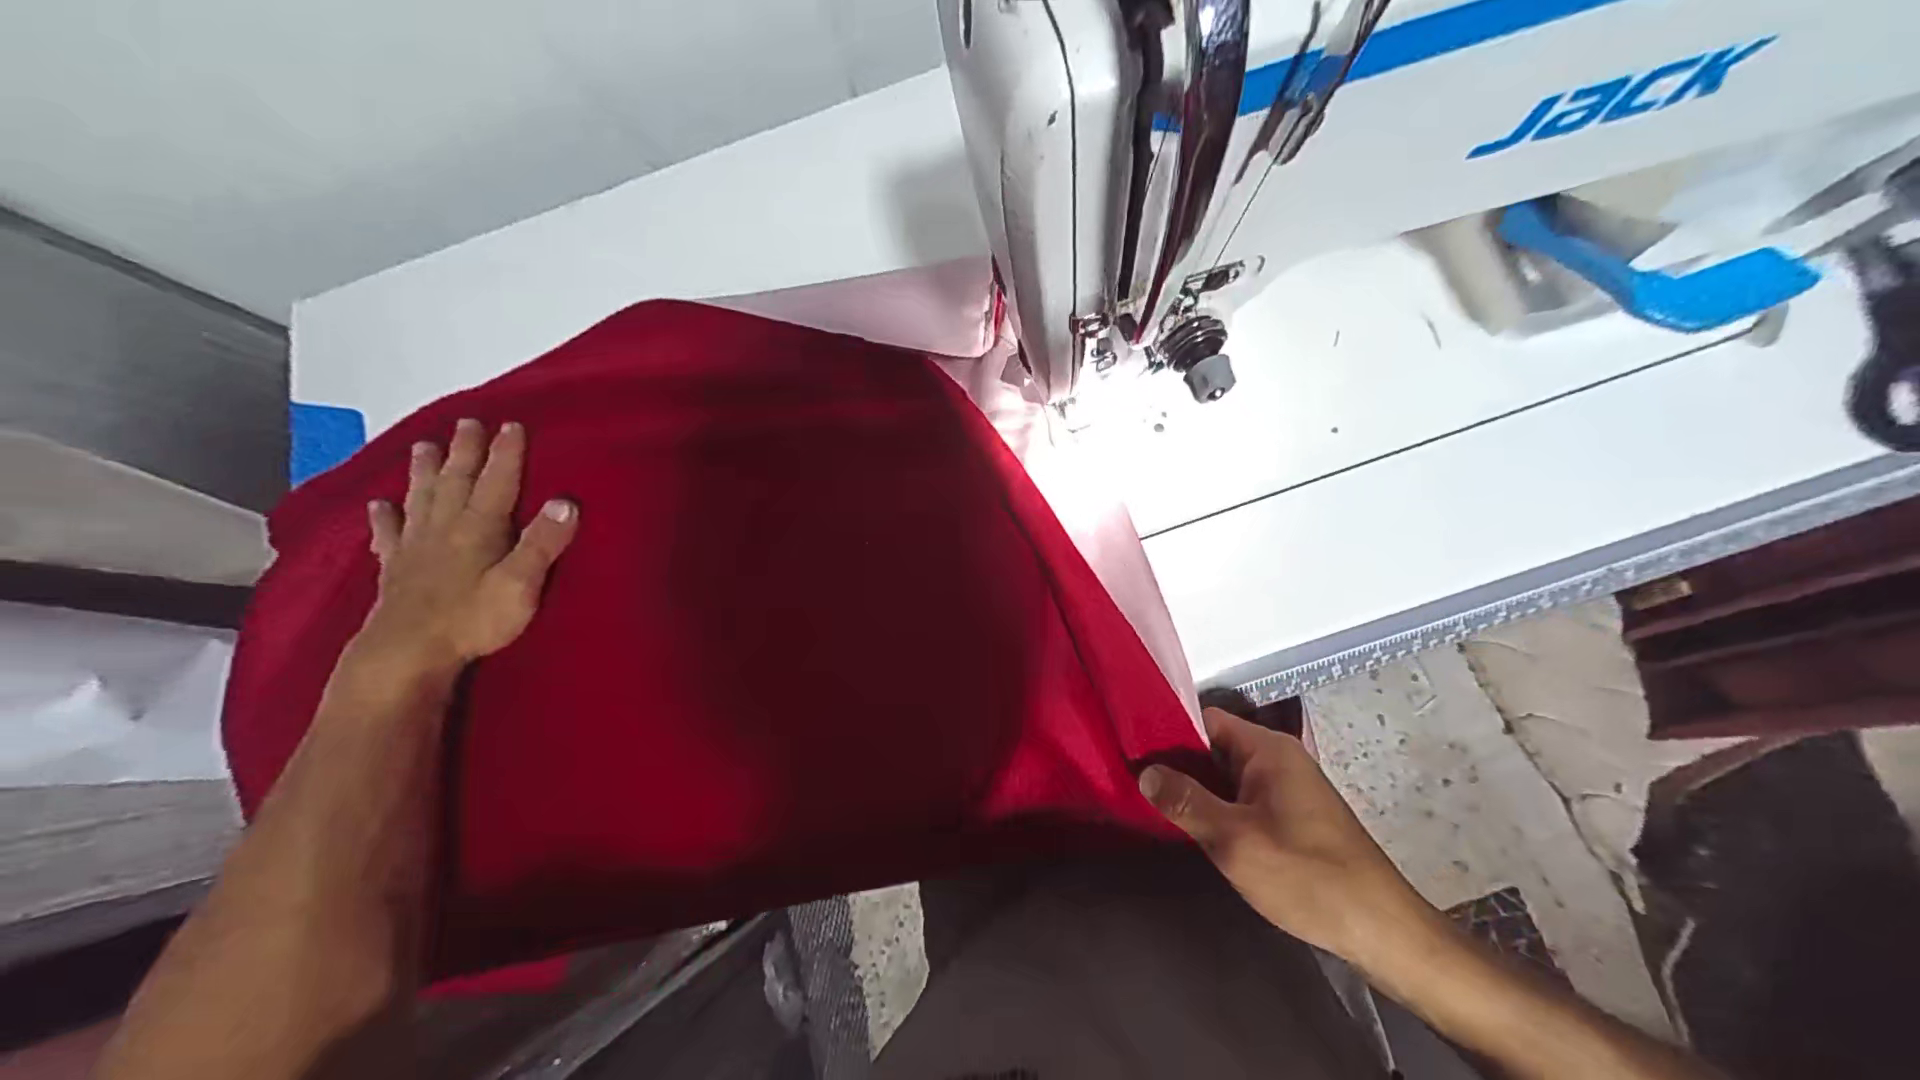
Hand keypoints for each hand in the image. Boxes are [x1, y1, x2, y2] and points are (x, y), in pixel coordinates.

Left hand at [355, 418, 579, 678]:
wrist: (407, 654)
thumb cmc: (473, 619)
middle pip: (456, 480)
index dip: (506, 453)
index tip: (511, 424)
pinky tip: (378, 505)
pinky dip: (383, 517)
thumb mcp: (521, 583)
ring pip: (421, 498)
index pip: (497, 482)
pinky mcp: (396, 569)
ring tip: (423, 446)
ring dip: (424, 471)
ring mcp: (416, 547)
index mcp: (479, 528)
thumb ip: (543, 542)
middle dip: (465, 450)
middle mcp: (445, 528)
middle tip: (467, 422)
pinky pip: (389, 535)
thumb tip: (567, 501)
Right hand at [1139, 708, 1434, 963]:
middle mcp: (1277, 759)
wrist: (1383, 932)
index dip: (1165, 729)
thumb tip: (1144, 772)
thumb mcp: (1234, 840)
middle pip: (1211, 746)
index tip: (1129, 746)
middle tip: (1130, 777)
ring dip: (1192, 789)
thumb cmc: (1307, 876)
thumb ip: (1185, 802)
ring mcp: (1285, 788)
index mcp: (1267, 750)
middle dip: (1174, 763)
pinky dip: (1213, 807)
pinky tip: (1188, 825)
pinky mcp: (1288, 816)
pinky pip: (1238, 798)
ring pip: (1223, 775)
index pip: (1204, 719)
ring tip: (1148, 800)